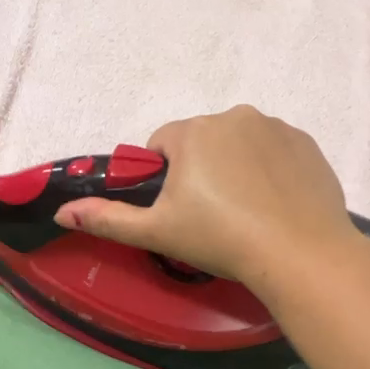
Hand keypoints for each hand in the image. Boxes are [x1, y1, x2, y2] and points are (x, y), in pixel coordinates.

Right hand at [52, 105, 355, 287]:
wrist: (299, 253)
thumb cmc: (220, 239)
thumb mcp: (157, 233)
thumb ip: (108, 219)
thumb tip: (62, 213)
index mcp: (193, 131)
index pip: (163, 145)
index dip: (164, 178)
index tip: (178, 211)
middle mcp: (234, 115)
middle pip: (202, 141)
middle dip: (200, 171)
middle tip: (211, 217)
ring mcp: (276, 127)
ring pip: (239, 144)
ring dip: (235, 168)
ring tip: (245, 214)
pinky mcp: (307, 144)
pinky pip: (274, 152)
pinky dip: (269, 172)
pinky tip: (273, 206)